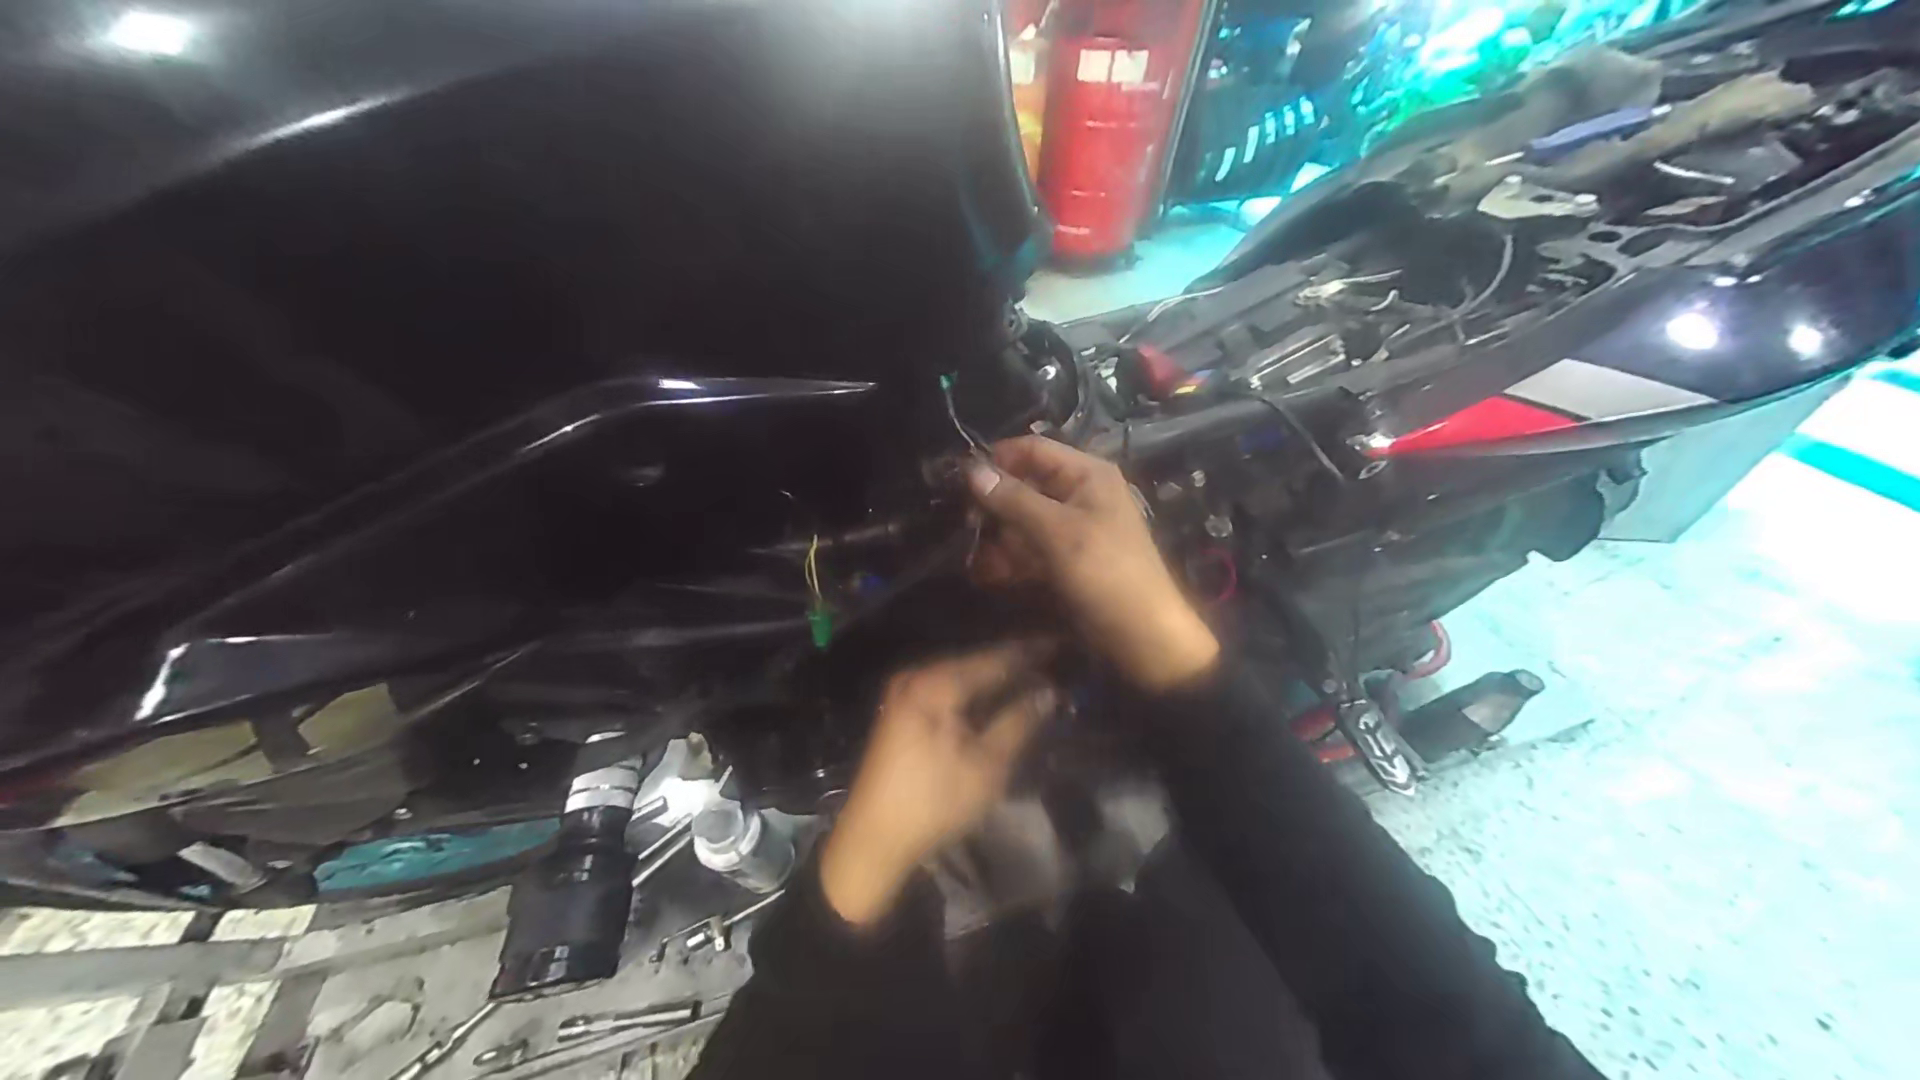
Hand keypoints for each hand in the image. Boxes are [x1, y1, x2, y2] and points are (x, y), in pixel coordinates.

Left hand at [818, 645, 1054, 926]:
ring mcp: (903, 691)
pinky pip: (944, 687)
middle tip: (1049, 660)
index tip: (1059, 643)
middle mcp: (916, 676)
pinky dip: (971, 690)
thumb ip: (1018, 722)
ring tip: (1030, 674)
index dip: (1029, 652)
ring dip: (992, 676)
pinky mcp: (900, 709)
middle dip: (1011, 662)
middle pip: (973, 661)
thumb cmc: (934, 802)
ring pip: (959, 674)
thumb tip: (1048, 693)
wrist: (874, 838)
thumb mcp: (986, 765)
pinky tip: (994, 694)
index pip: (993, 658)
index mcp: (935, 684)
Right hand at [967, 437, 1219, 692]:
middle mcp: (1079, 494)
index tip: (960, 480)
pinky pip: (1030, 548)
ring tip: (976, 559)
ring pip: (1023, 520)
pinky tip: (989, 575)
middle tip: (966, 526)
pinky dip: (1011, 559)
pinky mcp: (1065, 558)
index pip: (1033, 450)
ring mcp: (1072, 528)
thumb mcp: (1057, 532)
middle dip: (994, 506)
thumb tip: (972, 470)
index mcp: (1087, 475)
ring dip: (999, 538)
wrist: (1143, 636)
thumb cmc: (1105, 574)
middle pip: (1025, 486)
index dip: (997, 460)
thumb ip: (1014, 500)